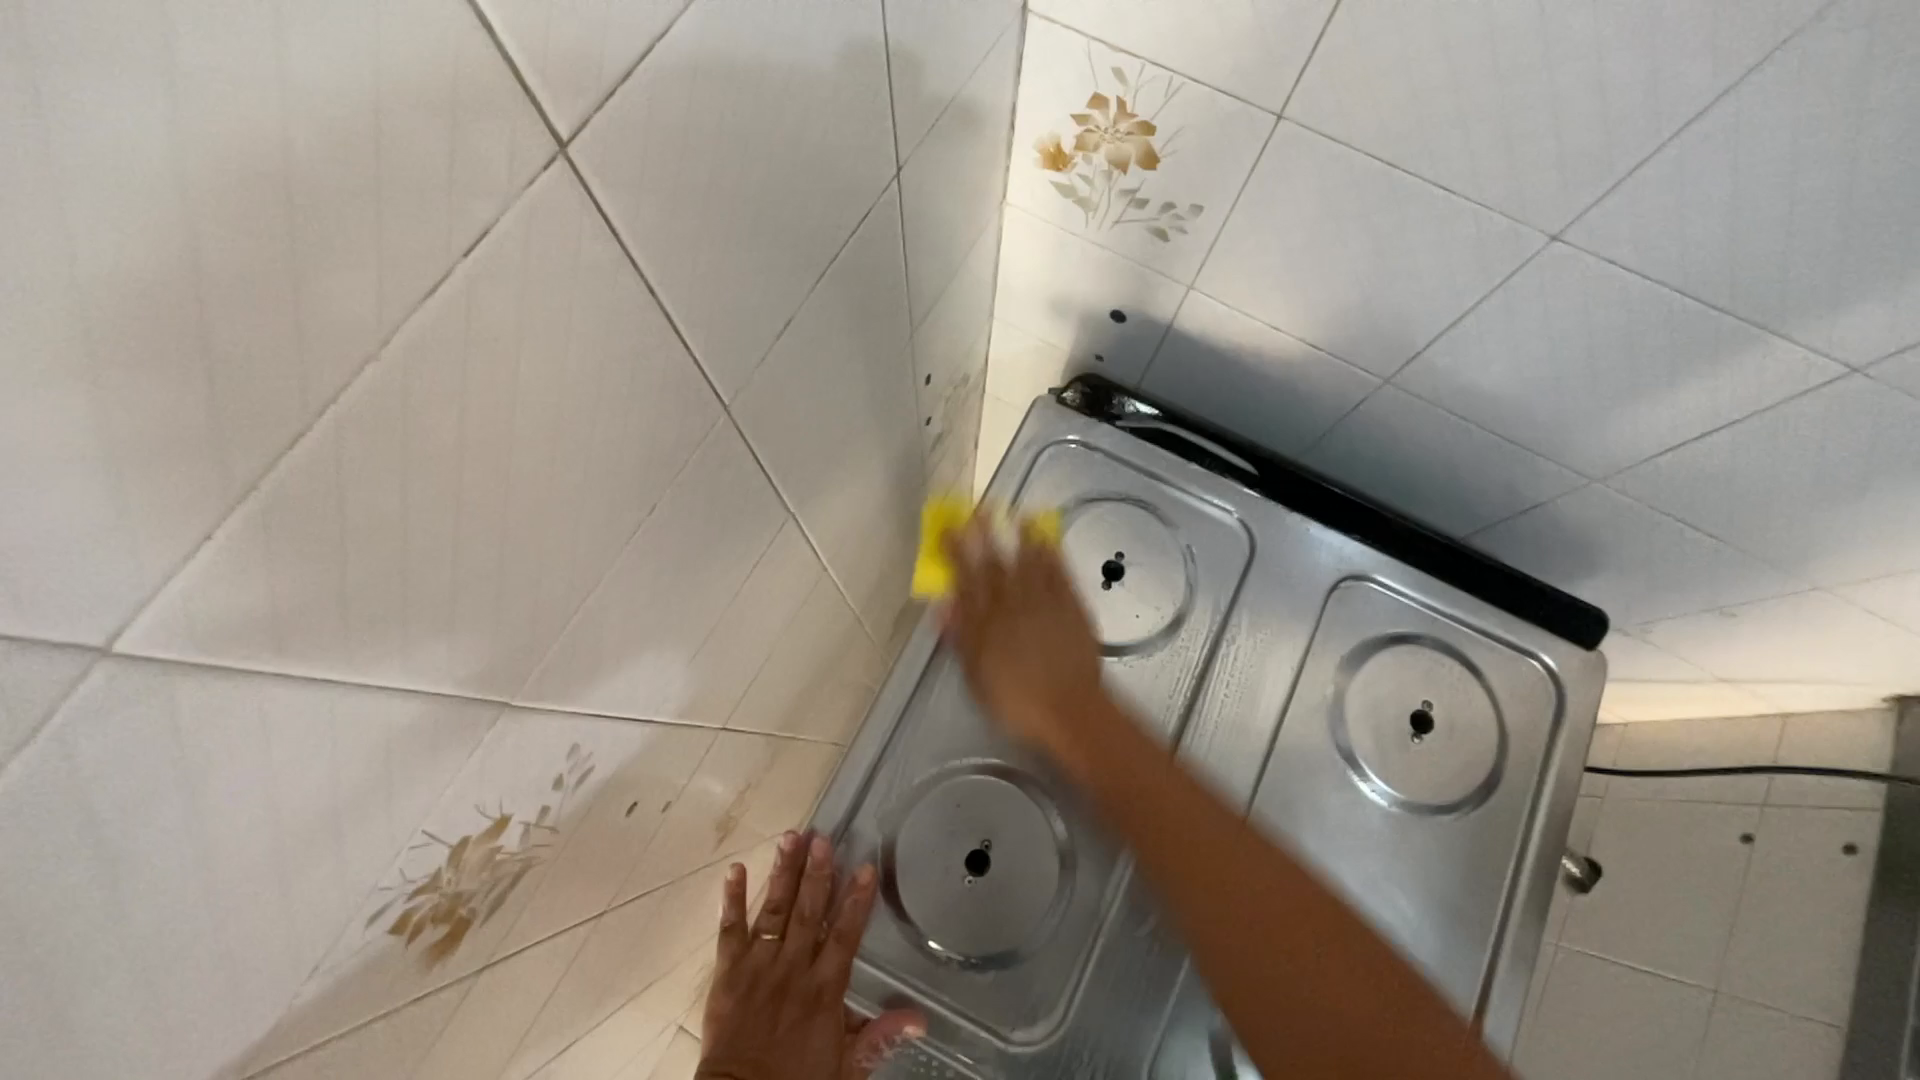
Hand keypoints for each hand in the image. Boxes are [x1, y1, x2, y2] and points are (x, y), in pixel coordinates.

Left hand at [697, 832, 924, 1079]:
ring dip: (782, 873)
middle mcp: (792, 969)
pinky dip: (732, 900)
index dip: (856, 901)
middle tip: (823, 838)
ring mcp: (757, 966)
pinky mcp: (727, 972)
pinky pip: (730, 930)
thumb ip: (879, 1039)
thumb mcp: (845, 1068)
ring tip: (790, 837)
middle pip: (808, 913)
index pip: (845, 936)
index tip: (865, 867)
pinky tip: (736, 869)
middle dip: (817, 874)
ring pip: (773, 910)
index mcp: (823, 990)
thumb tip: (920, 1020)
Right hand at [941, 513, 1113, 770]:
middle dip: (988, 534)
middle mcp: (1014, 605)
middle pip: (997, 563)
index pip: (967, 578)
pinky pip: (1061, 573)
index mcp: (986, 622)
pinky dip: (1054, 555)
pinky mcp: (1073, 607)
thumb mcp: (976, 676)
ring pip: (1031, 562)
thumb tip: (943, 607)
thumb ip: (961, 639)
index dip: (957, 550)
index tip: (950, 529)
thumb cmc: (1017, 701)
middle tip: (982, 509)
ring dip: (1024, 537)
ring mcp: (1046, 603)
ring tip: (1019, 515)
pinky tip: (1049, 542)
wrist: (1070, 709)